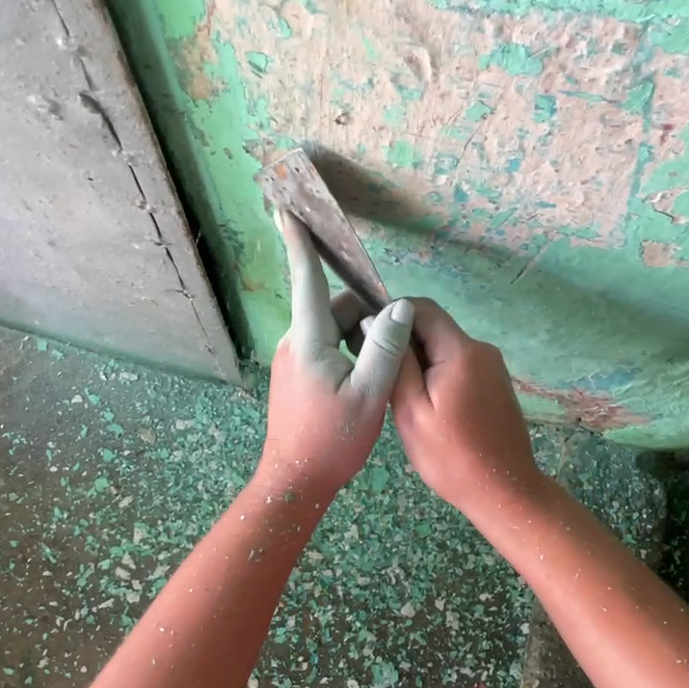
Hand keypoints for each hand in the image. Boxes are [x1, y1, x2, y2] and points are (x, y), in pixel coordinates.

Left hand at [256, 210, 414, 496]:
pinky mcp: (297, 373)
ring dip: (362, 336)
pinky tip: (369, 377)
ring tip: (385, 367)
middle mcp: (295, 342)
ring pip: (334, 328)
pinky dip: (351, 350)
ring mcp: (293, 358)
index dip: (300, 241)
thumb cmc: (332, 441)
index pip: (305, 279)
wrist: (296, 480)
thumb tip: (399, 307)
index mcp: (308, 341)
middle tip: (398, 341)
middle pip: (334, 306)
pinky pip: (328, 346)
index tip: (288, 207)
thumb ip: (385, 347)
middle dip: (367, 313)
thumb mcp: (370, 395)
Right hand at [391, 299, 546, 513]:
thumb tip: (376, 322)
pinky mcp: (494, 383)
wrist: (503, 491)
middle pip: (432, 326)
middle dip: (402, 343)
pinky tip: (425, 406)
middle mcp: (481, 349)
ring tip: (400, 396)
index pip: (419, 307)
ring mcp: (491, 366)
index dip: (388, 316)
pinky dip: (436, 376)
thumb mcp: (411, 410)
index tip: (367, 341)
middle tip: (380, 375)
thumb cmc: (451, 456)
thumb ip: (396, 362)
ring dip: (418, 363)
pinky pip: (457, 365)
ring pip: (443, 347)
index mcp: (461, 350)